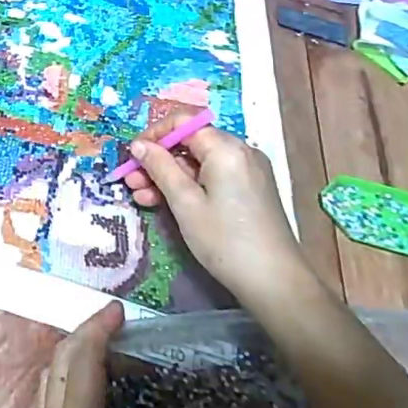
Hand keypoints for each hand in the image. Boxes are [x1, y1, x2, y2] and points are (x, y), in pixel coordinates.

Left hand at [27, 303, 167, 407]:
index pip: (80, 362)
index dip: (97, 329)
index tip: (117, 310)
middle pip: (58, 360)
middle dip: (84, 333)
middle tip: (118, 326)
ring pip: (51, 376)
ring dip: (76, 354)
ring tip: (111, 353)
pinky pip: (51, 398)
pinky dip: (71, 379)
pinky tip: (93, 394)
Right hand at [121, 110, 301, 300]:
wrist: (276, 285)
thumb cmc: (225, 240)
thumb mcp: (184, 203)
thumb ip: (159, 167)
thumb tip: (138, 144)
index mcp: (226, 148)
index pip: (182, 122)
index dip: (153, 135)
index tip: (131, 156)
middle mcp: (240, 151)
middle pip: (189, 143)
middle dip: (157, 160)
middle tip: (130, 181)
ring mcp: (247, 171)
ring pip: (198, 162)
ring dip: (168, 176)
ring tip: (141, 196)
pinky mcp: (250, 190)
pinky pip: (212, 177)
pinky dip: (188, 186)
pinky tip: (165, 203)